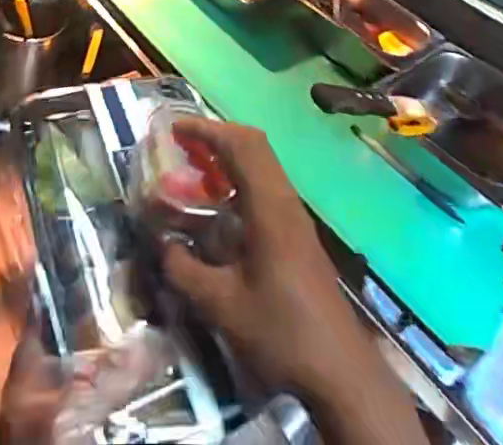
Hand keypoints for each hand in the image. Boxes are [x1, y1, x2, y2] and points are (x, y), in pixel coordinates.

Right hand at [160, 117, 429, 444]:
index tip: (174, 129)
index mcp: (270, 208)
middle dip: (216, 136)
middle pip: (255, 145)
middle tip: (181, 144)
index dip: (207, 130)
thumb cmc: (281, 333)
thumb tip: (161, 244)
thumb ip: (183, 269)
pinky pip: (266, 185)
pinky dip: (239, 178)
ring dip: (228, 156)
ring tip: (193, 167)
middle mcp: (286, 202)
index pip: (241, 146)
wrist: (342, 372)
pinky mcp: (297, 233)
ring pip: (263, 164)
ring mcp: (296, 217)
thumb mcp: (220, 305)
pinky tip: (218, 203)